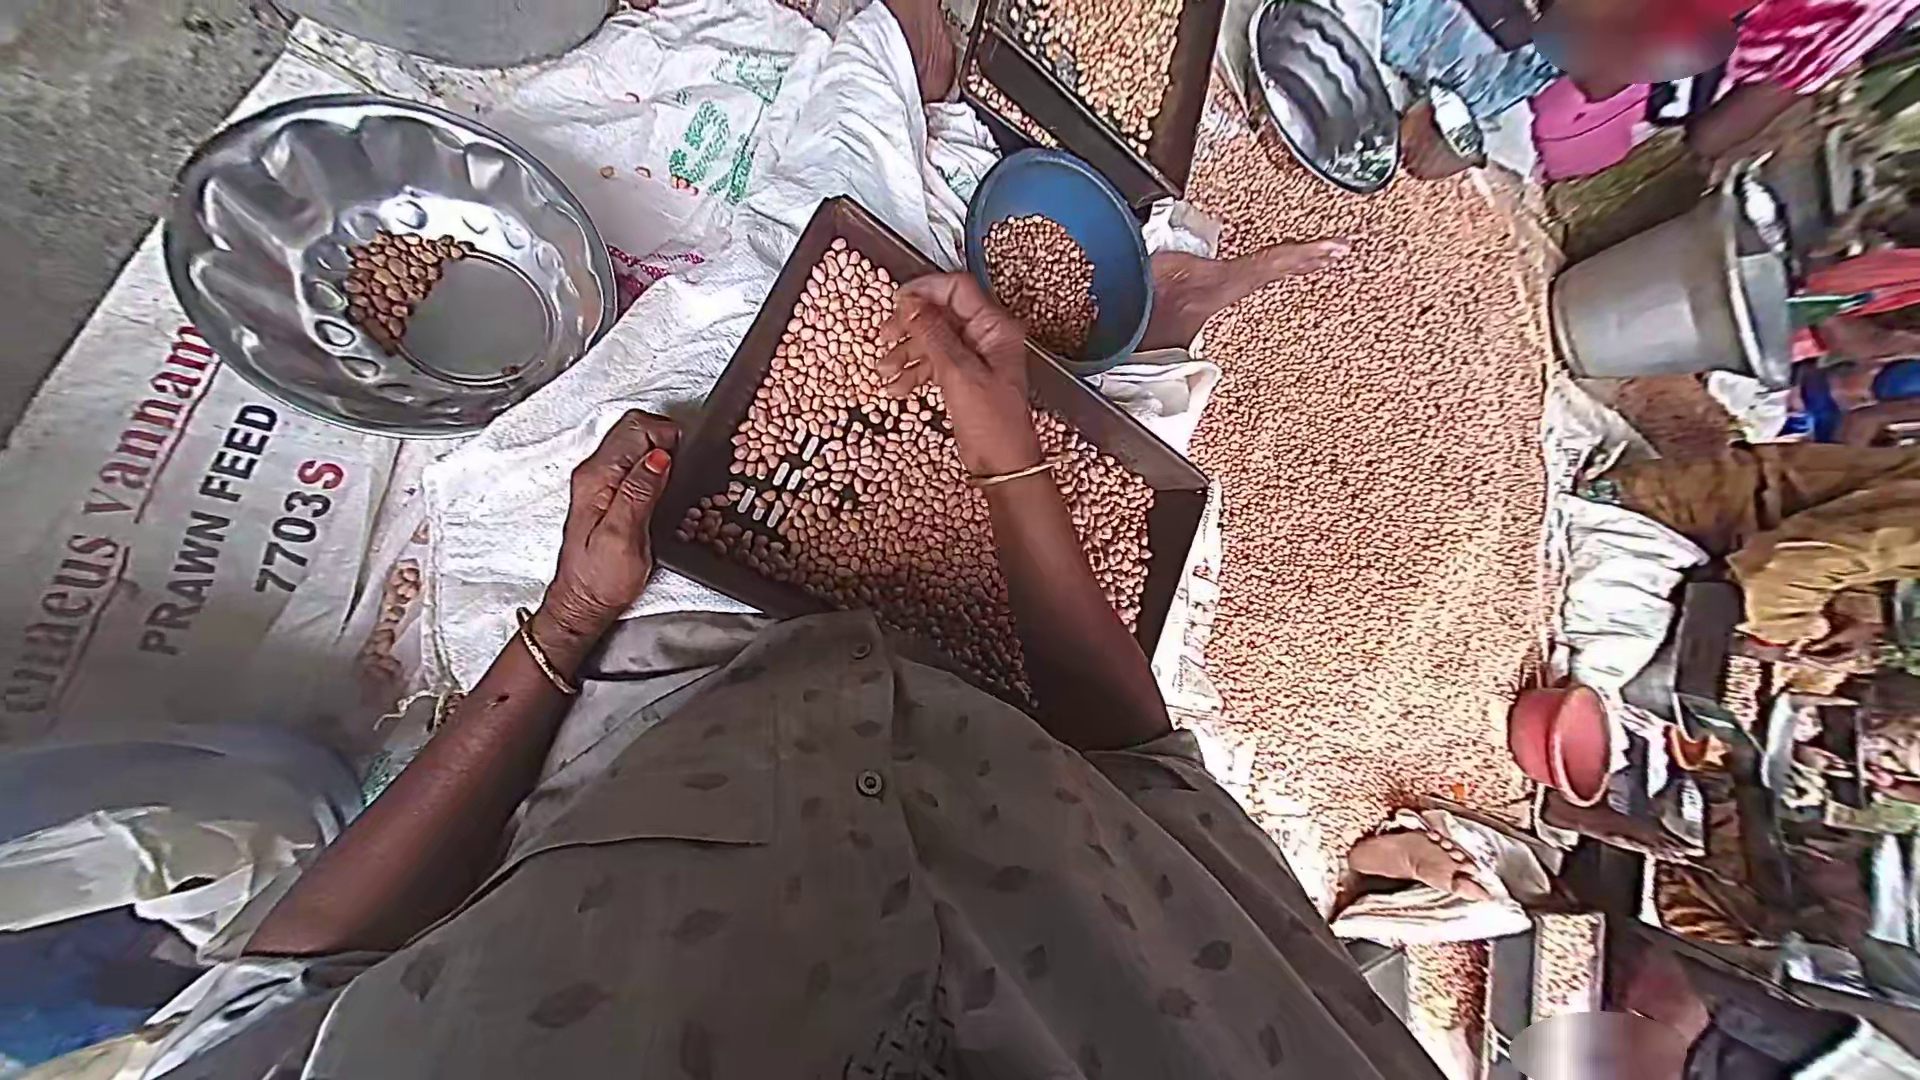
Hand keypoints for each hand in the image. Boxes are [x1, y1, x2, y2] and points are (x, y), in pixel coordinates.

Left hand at [535, 410, 677, 663]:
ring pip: (638, 444)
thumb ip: (640, 492)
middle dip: (668, 439)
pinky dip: (659, 465)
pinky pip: (637, 463)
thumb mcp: (624, 536)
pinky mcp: (612, 493)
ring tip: (683, 475)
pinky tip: (670, 483)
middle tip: (688, 467)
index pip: (635, 429)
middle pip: (636, 429)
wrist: (584, 603)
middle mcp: (596, 473)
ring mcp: (603, 482)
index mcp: (597, 478)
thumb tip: (659, 458)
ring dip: (665, 451)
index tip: (686, 459)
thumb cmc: (602, 578)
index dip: (668, 436)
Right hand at [878, 273, 1040, 475]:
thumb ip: (934, 335)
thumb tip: (910, 304)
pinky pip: (933, 364)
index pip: (957, 290)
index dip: (925, 291)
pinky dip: (914, 373)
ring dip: (906, 353)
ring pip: (932, 340)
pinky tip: (897, 387)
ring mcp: (973, 358)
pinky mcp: (963, 378)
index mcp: (995, 328)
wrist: (1002, 465)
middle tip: (885, 337)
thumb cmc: (993, 424)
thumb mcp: (960, 375)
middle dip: (909, 325)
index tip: (896, 301)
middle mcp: (985, 337)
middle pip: (940, 314)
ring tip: (885, 370)